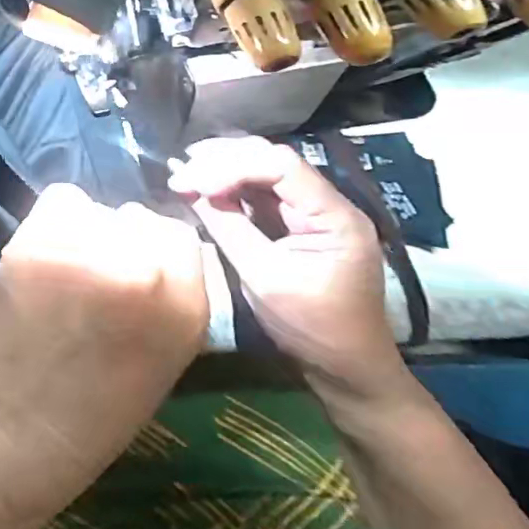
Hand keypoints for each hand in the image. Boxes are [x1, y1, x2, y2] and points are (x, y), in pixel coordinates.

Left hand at [0, 183, 207, 511]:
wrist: (24, 425)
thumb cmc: (96, 392)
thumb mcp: (164, 344)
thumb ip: (168, 286)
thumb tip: (148, 229)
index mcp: (189, 305)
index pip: (176, 233)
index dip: (148, 247)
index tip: (127, 270)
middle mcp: (147, 274)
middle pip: (133, 213)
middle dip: (113, 236)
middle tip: (89, 277)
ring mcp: (90, 257)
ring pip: (91, 205)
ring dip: (75, 229)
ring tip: (61, 275)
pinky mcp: (39, 247)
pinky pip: (55, 202)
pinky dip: (43, 223)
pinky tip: (36, 263)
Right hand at [168, 136, 405, 398]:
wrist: (347, 369)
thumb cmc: (311, 328)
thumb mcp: (263, 278)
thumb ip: (228, 227)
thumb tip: (191, 189)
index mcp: (335, 216)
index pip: (281, 166)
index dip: (233, 166)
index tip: (194, 181)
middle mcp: (328, 203)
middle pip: (272, 159)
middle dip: (224, 160)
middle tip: (182, 170)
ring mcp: (314, 212)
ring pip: (265, 170)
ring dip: (224, 167)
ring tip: (187, 173)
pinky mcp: (299, 222)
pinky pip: (263, 191)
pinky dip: (231, 185)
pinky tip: (205, 186)